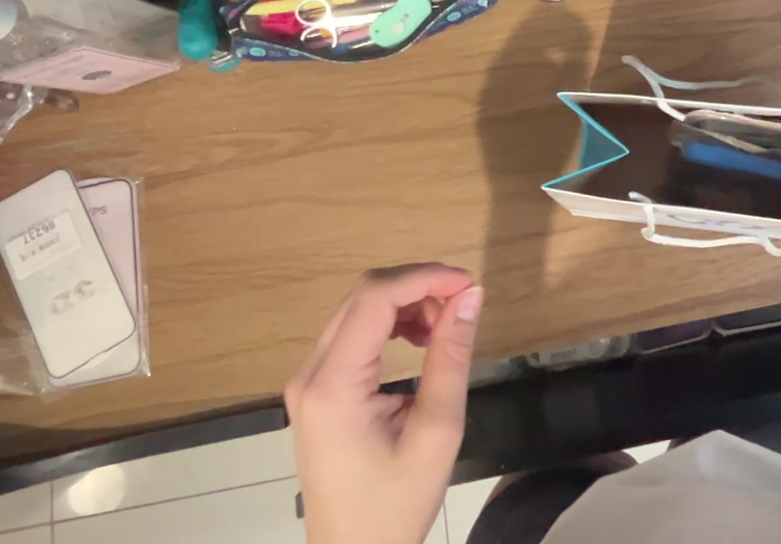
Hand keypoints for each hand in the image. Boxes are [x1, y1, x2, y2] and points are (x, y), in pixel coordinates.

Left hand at [285, 264, 483, 543]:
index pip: (375, 298)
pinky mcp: (317, 388)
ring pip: (360, 309)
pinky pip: (355, 332)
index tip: (468, 284)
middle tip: (463, 304)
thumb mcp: (437, 430)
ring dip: (407, 304)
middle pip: (364, 296)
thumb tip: (471, 296)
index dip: (424, 277)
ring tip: (445, 329)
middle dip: (418, 287)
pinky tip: (421, 341)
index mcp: (333, 385)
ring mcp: (309, 380)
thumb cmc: (396, 503)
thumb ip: (452, 356)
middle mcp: (310, 373)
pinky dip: (392, 324)